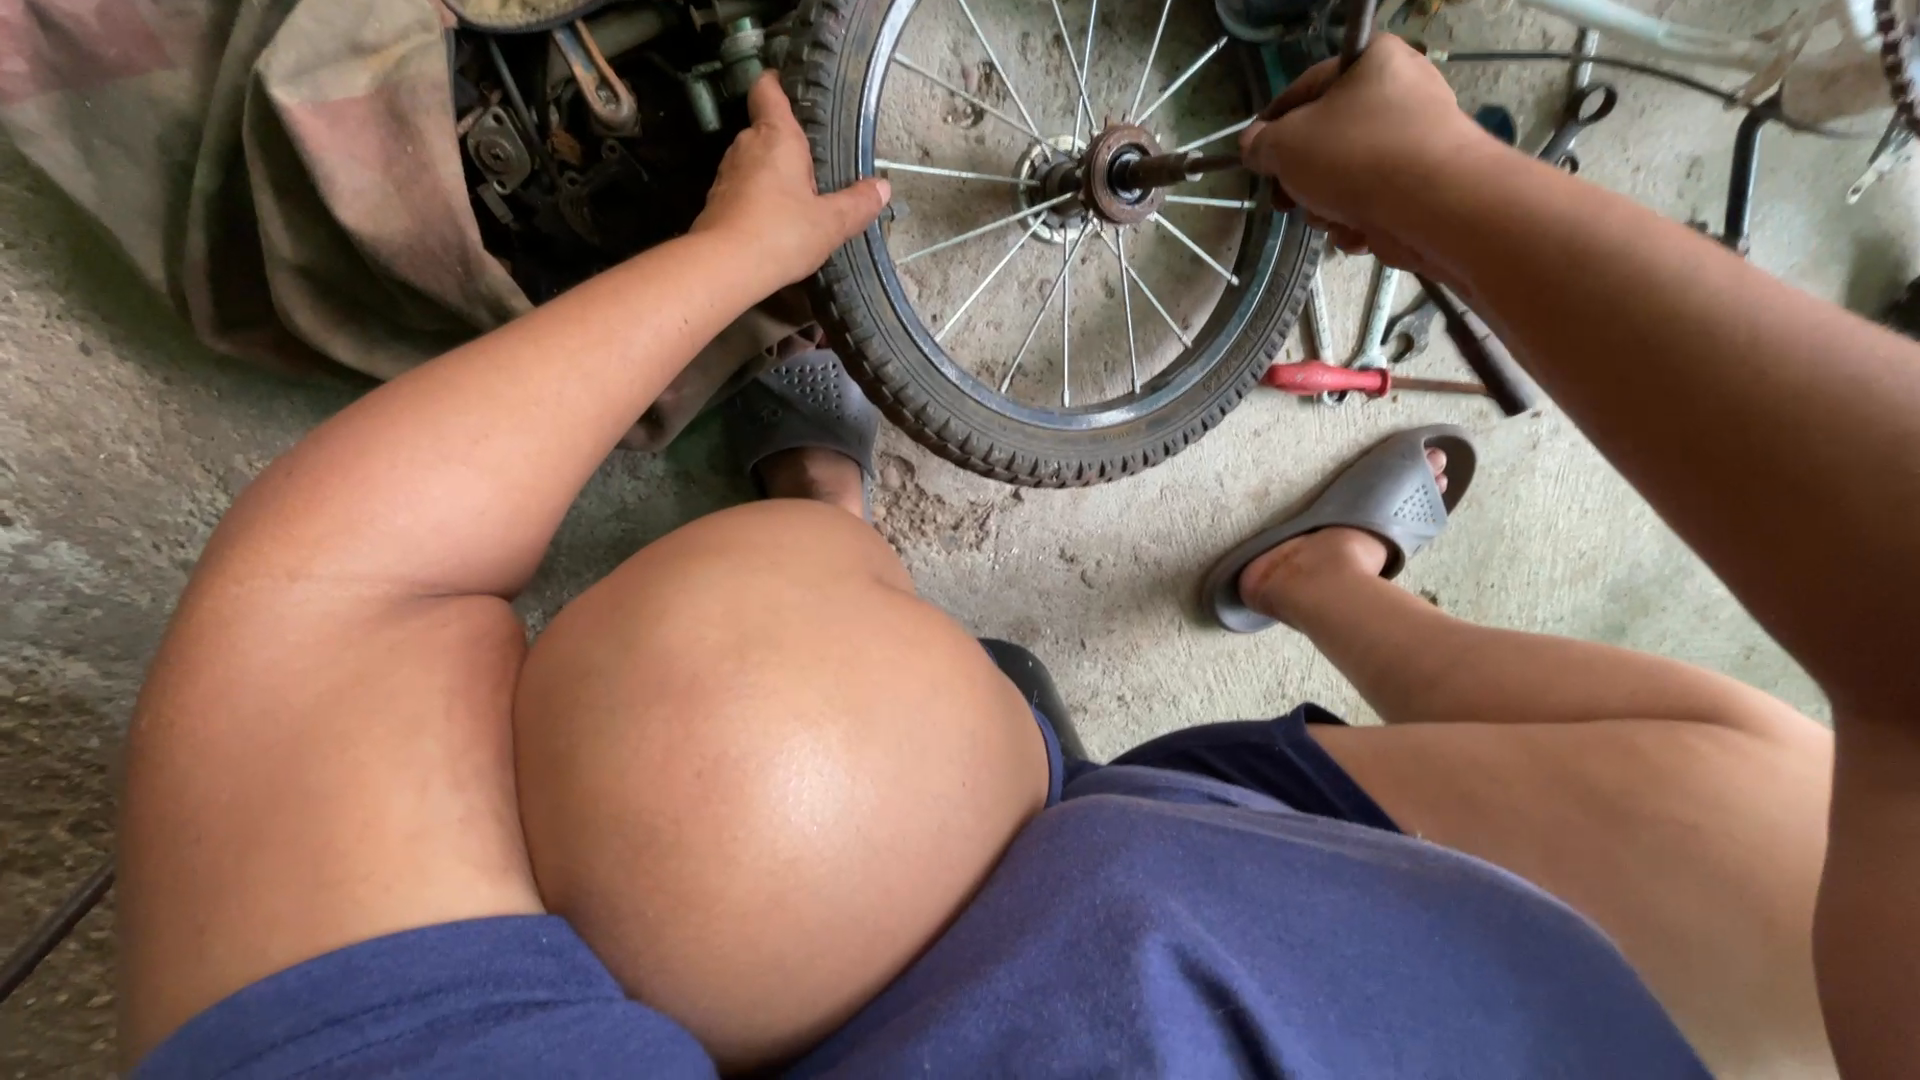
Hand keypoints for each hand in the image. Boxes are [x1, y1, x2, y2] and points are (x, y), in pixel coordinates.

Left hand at [692, 73, 891, 286]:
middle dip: (788, 144)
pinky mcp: (718, 202)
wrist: (724, 267)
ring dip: (774, 174)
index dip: (778, 84)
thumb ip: (857, 203)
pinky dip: (760, 198)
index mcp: (776, 137)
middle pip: (766, 129)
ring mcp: (727, 173)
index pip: (768, 89)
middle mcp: (746, 145)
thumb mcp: (831, 223)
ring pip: (755, 161)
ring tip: (799, 197)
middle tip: (816, 165)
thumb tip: (883, 187)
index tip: (794, 91)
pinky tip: (777, 221)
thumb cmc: (780, 234)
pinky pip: (744, 189)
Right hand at [1239, 37, 1504, 267]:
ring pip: (1343, 177)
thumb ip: (1260, 144)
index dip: (1270, 124)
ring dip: (1324, 206)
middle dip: (1299, 178)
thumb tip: (1251, 145)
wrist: (1430, 203)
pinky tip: (1356, 230)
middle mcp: (1399, 92)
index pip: (1304, 88)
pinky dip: (1354, 220)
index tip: (1253, 156)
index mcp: (1371, 61)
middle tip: (1284, 200)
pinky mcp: (1421, 184)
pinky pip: (1370, 200)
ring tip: (1328, 216)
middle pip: (1323, 140)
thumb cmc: (1353, 155)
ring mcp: (1413, 141)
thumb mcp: (1286, 144)